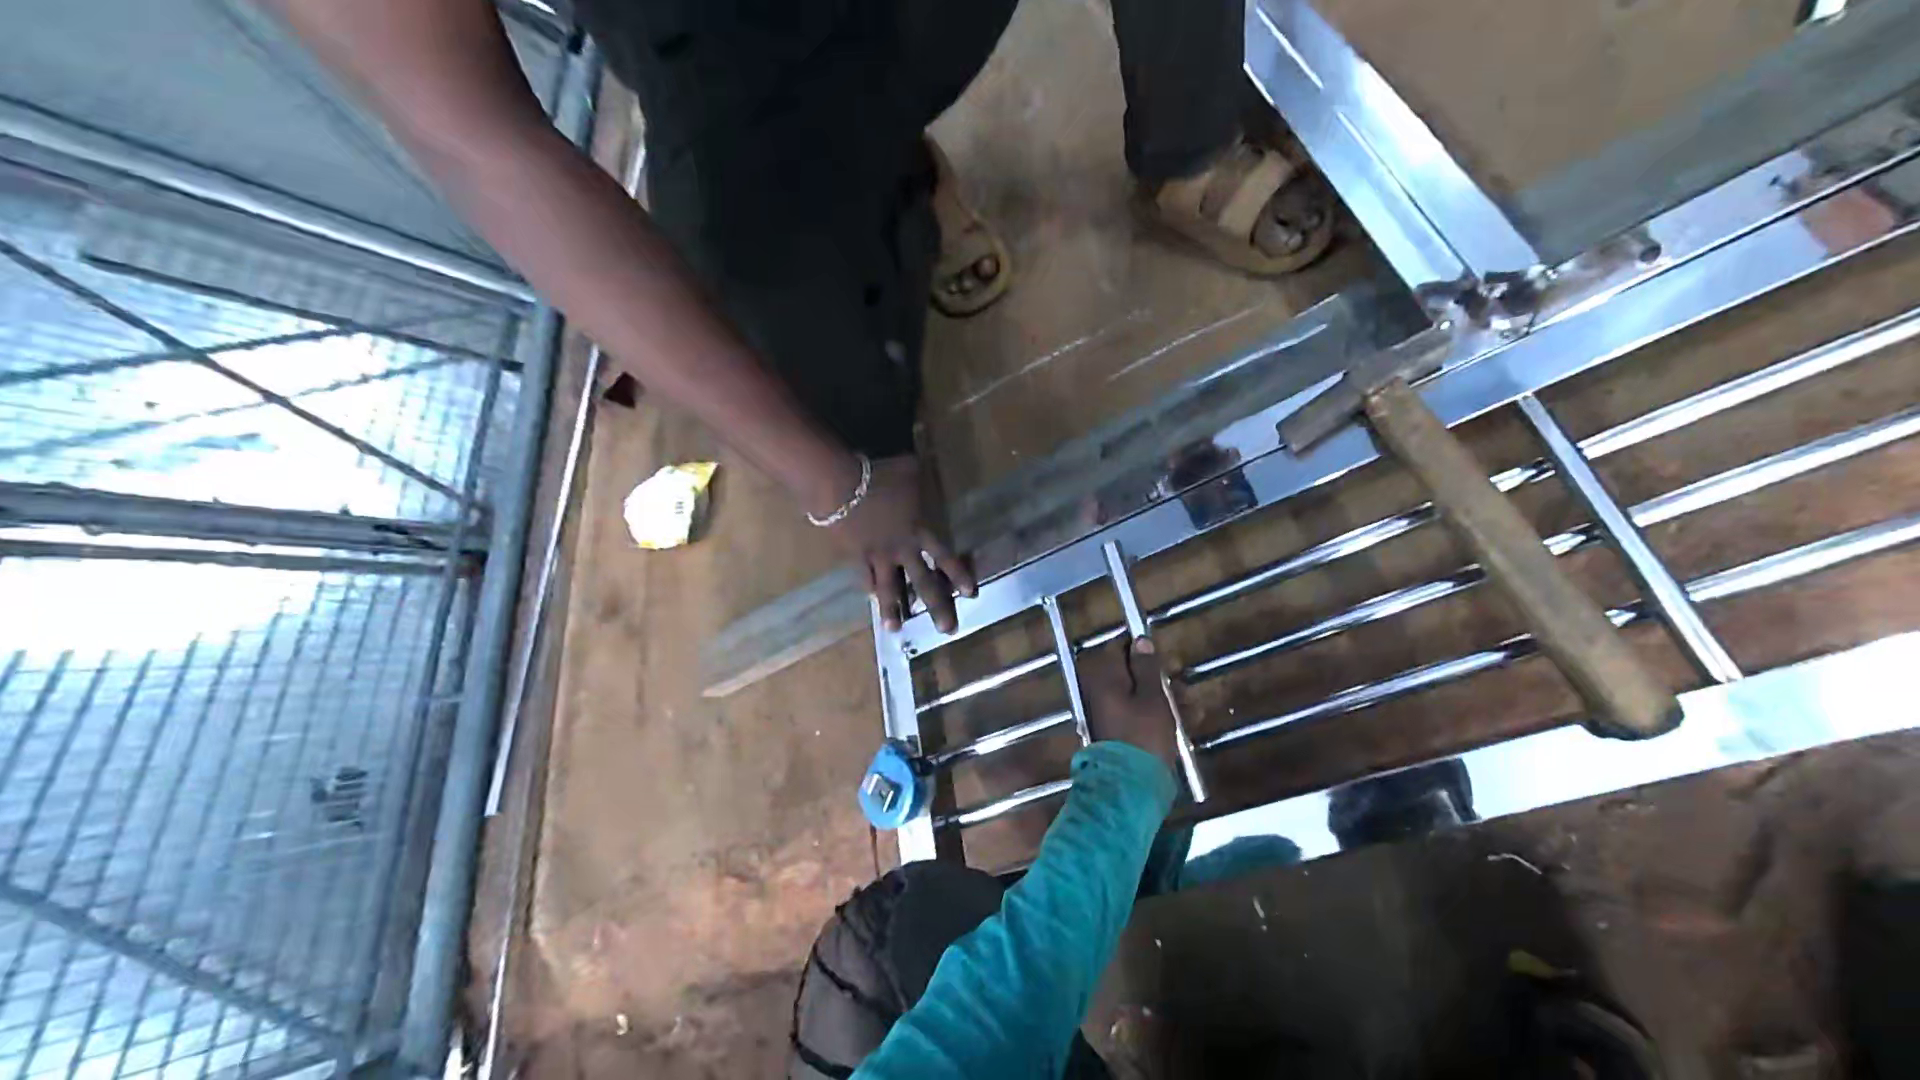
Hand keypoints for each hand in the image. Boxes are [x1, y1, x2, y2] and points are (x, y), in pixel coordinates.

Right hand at [821, 454, 976, 632]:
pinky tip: (870, 599)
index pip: (945, 557)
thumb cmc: (879, 474)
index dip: (958, 575)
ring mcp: (878, 556)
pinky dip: (868, 588)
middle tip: (948, 629)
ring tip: (897, 630)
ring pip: (889, 590)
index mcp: (920, 529)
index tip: (970, 594)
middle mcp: (903, 549)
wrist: (840, 484)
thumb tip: (926, 457)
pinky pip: (863, 577)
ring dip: (894, 611)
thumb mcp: (909, 467)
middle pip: (924, 583)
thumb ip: (920, 472)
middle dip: (938, 607)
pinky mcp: (855, 556)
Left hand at [1079, 637, 1181, 771]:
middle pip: (1129, 672)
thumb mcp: (1151, 697)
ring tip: (1190, 705)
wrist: (1131, 785)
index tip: (1166, 659)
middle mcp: (1099, 691)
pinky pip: (1137, 713)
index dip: (1143, 650)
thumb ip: (1146, 668)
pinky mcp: (1117, 731)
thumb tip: (1140, 640)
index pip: (1119, 649)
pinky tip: (1182, 721)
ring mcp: (1107, 712)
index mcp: (1102, 678)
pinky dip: (1157, 714)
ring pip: (1137, 694)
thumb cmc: (1143, 734)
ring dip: (1163, 696)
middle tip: (1181, 682)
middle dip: (1157, 676)